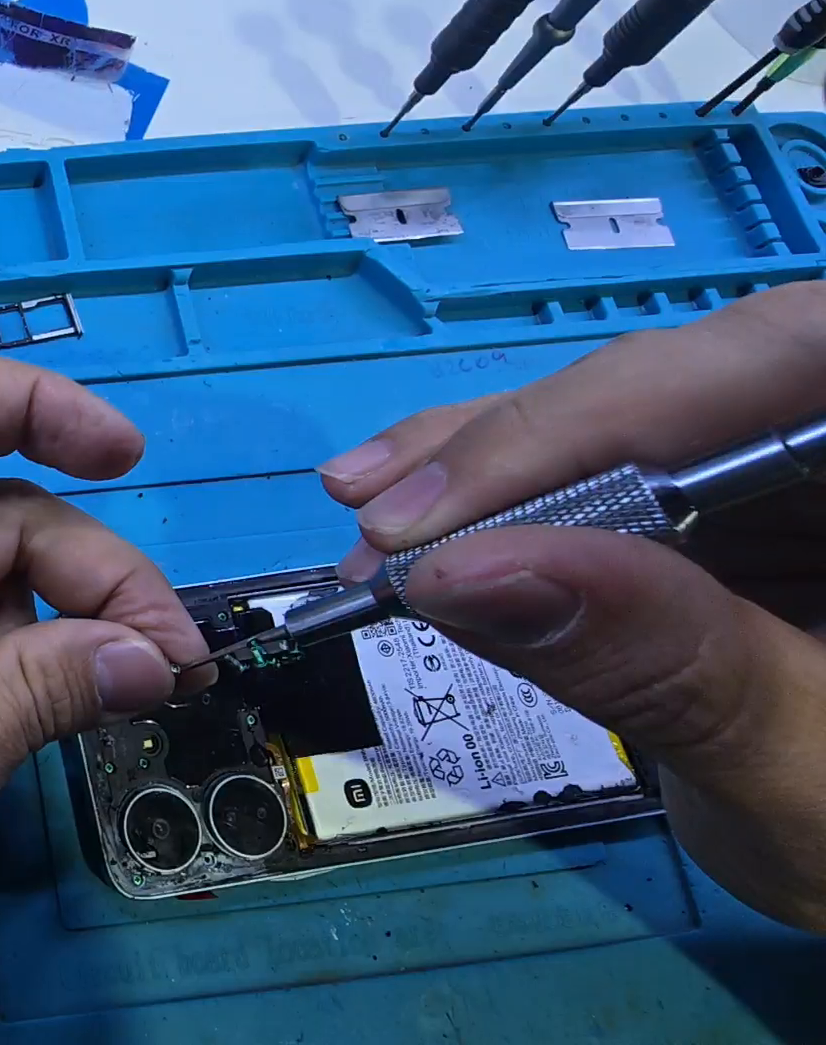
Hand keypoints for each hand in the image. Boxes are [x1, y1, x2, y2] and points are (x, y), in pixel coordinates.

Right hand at [318, 281, 825, 932]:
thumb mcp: (815, 783)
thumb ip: (661, 664)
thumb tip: (453, 573)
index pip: (786, 360)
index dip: (600, 411)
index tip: (441, 510)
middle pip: (674, 376)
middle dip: (505, 446)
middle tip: (378, 522)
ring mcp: (776, 461)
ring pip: (605, 410)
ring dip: (465, 463)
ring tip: (362, 510)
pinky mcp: (704, 497)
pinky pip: (575, 464)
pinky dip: (478, 495)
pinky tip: (402, 522)